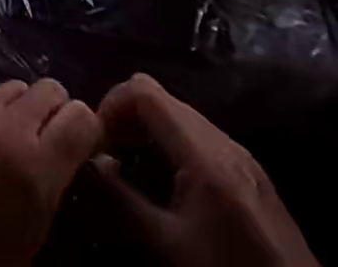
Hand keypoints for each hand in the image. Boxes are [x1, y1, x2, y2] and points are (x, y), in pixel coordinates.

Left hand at [0, 79, 102, 266]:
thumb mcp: (38, 228)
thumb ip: (63, 182)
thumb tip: (97, 158)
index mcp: (34, 166)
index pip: (81, 116)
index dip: (87, 131)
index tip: (83, 149)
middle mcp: (8, 129)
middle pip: (52, 88)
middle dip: (58, 112)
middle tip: (51, 142)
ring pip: (19, 85)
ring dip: (27, 107)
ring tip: (20, 138)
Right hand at [94, 74, 318, 266]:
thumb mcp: (167, 246)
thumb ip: (122, 199)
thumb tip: (89, 162)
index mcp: (204, 152)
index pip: (144, 91)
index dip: (110, 104)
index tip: (93, 140)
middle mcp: (223, 140)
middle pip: (160, 97)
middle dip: (124, 117)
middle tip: (104, 153)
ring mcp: (239, 152)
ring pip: (178, 114)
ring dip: (145, 129)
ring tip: (125, 165)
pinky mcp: (248, 169)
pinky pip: (197, 135)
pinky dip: (168, 143)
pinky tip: (161, 179)